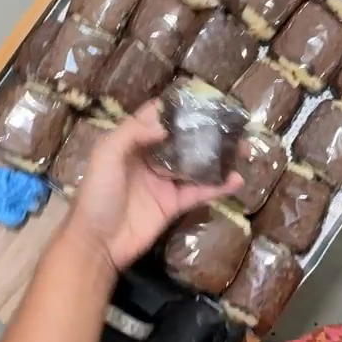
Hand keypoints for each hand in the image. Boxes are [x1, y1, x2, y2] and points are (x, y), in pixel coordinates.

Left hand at [63, 101, 240, 269]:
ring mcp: (164, 182)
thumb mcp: (105, 155)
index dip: (177, 108)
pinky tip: (237, 179)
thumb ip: (132, 133)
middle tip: (234, 125)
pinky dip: (219, 186)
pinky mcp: (174, 205)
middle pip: (183, 139)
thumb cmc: (97, 194)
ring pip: (196, 164)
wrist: (97, 242)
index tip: (203, 99)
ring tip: (244, 149)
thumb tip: (166, 126)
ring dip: (219, 157)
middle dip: (207, 131)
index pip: (157, 118)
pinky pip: (200, 192)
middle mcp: (151, 158)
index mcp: (132, 142)